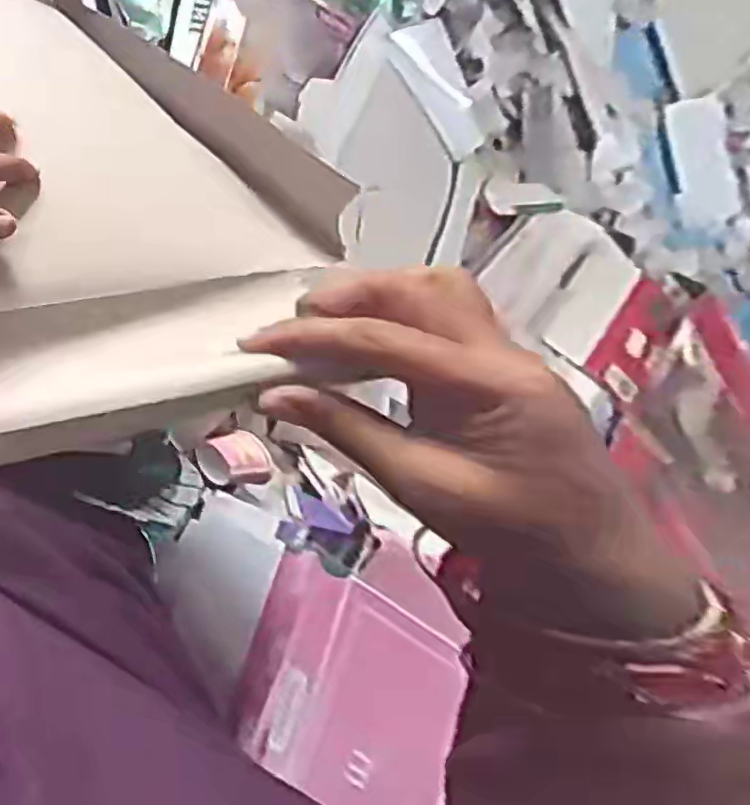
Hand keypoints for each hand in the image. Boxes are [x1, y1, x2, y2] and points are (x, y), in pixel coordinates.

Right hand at [241, 267, 705, 640]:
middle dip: (343, 296)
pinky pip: (436, 313)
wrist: (594, 561)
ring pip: (432, 289)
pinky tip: (355, 344)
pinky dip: (386, 314)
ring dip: (367, 297)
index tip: (255, 344)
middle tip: (291, 329)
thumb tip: (272, 394)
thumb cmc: (510, 529)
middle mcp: (501, 355)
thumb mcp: (416, 483)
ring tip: (320, 329)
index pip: (381, 335)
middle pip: (417, 288)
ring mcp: (502, 354)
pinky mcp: (491, 363)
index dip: (309, 335)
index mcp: (489, 385)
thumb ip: (343, 428)